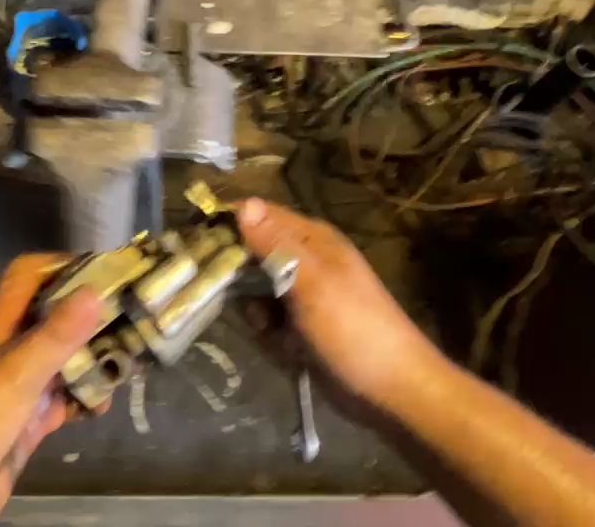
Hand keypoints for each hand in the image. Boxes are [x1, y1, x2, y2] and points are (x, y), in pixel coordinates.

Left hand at [0, 255, 103, 526]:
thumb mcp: (17, 372)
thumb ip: (57, 334)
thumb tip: (95, 288)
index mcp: (0, 325)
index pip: (29, 276)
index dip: (61, 265)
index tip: (104, 273)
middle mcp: (10, 350)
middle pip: (53, 318)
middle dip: (90, 317)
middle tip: (132, 320)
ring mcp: (18, 389)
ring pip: (62, 360)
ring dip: (92, 360)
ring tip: (126, 362)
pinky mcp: (26, 424)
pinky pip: (62, 401)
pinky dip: (83, 399)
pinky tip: (102, 404)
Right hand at [237, 199, 439, 409]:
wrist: (394, 392)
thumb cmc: (354, 328)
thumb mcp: (312, 282)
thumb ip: (276, 244)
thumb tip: (244, 203)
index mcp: (311, 239)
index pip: (259, 215)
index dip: (230, 224)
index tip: (200, 243)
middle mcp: (305, 260)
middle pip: (253, 253)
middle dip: (238, 275)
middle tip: (224, 294)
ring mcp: (303, 296)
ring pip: (256, 291)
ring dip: (256, 311)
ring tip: (270, 329)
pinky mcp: (302, 328)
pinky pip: (270, 322)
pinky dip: (270, 334)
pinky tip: (283, 348)